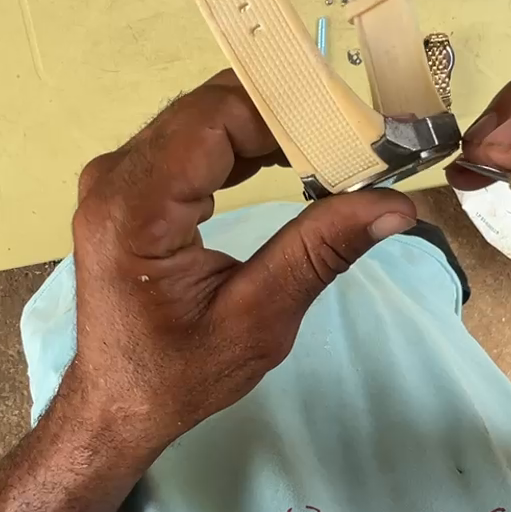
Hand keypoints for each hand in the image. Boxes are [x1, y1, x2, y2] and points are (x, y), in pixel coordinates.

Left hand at [63, 70, 417, 458]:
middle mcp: (113, 178)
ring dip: (268, 129)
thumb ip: (320, 252)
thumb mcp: (258, 320)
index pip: (214, 117)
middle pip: (208, 109)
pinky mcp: (128, 188)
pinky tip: (287, 161)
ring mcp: (116, 179)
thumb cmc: (179, 374)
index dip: (288, 113)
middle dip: (285, 116)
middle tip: (353, 140)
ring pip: (202, 119)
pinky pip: (190, 143)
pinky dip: (243, 146)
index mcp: (133, 209)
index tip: (353, 134)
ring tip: (332, 151)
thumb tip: (397, 205)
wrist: (118, 402)